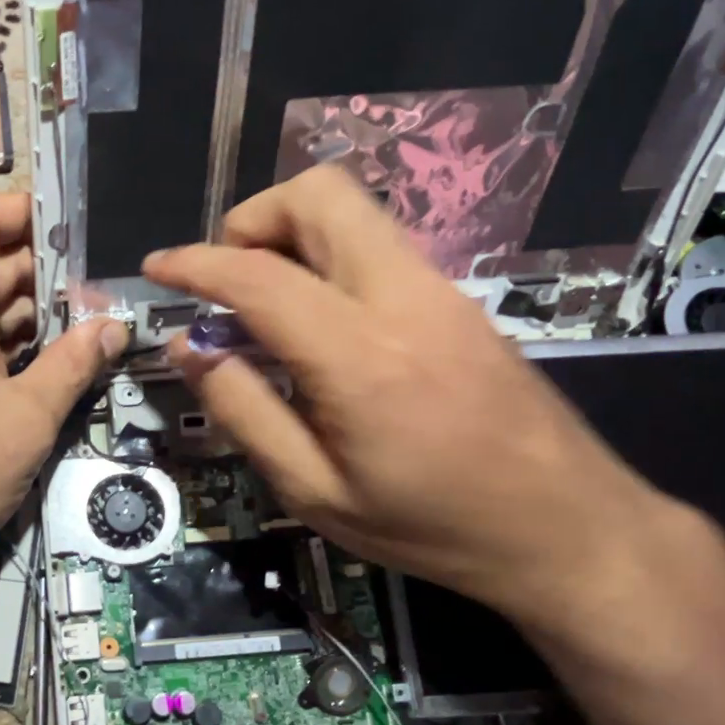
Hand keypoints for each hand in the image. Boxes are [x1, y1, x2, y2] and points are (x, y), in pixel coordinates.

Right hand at [143, 166, 676, 629]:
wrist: (568, 529)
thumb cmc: (431, 526)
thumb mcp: (314, 492)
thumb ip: (245, 412)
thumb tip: (192, 348)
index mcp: (359, 355)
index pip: (259, 275)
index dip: (195, 263)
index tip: (156, 268)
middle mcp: (403, 299)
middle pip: (320, 196)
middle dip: (254, 219)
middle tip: (227, 283)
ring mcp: (440, 291)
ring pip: (353, 212)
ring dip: (292, 235)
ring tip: (265, 304)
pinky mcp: (459, 300)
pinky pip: (378, 246)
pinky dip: (328, 258)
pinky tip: (318, 325)